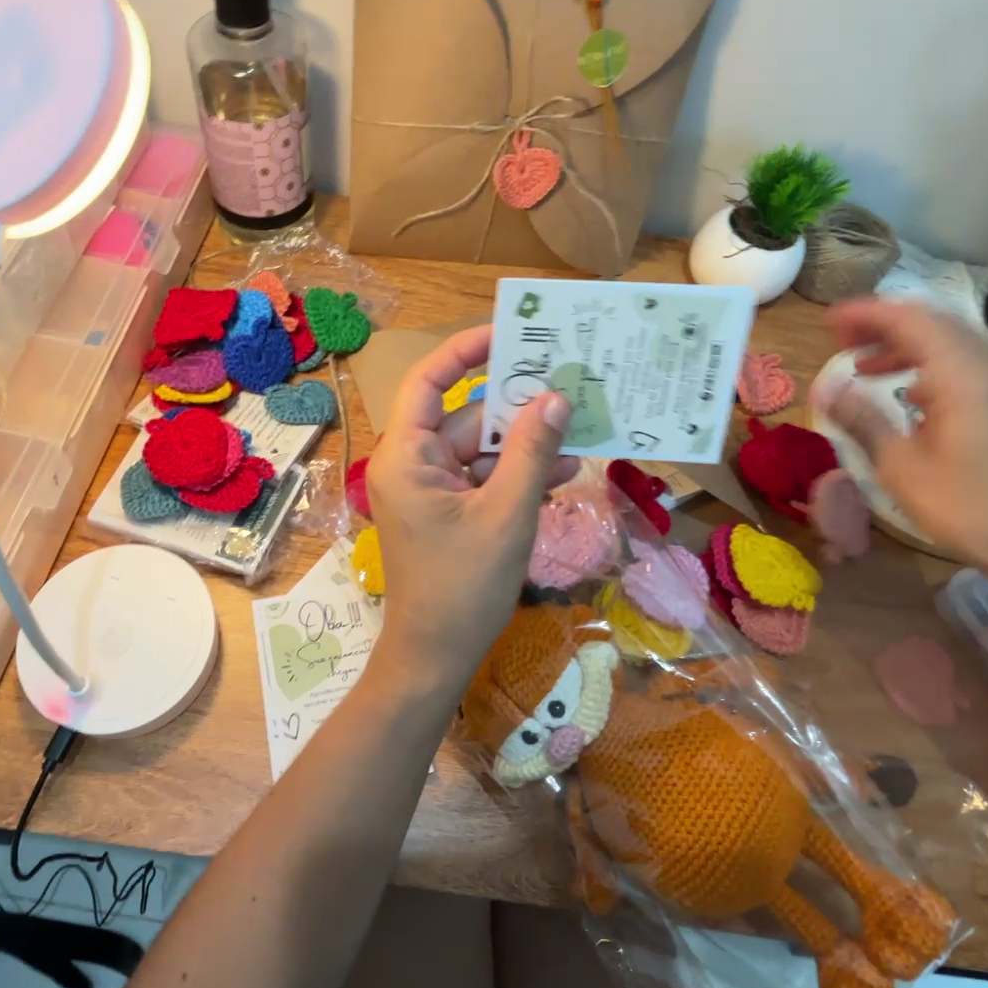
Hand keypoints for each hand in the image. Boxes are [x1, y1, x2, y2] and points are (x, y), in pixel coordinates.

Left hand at [364, 326, 577, 696]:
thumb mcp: (507, 514)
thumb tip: (556, 398)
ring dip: (526, 444)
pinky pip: (482, 478)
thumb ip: (532, 453)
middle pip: (465, 415)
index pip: (429, 381)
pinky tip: (564, 471)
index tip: (511, 332)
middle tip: (568, 380)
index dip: (466, 350)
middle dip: (516, 405)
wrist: (436, 655)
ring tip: (580, 427)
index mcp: (407, 456)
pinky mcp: (445, 512)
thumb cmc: (463, 585)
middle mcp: (411, 464)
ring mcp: (428, 489)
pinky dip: (516, 475)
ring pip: (480, 448)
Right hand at [821, 299, 987, 584]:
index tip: (830, 322)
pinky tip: (924, 402)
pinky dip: (943, 370)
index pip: (911, 319)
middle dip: (887, 329)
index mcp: (968, 373)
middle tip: (844, 345)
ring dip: (913, 351)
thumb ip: (863, 420)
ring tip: (873, 373)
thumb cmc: (976, 511)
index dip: (866, 314)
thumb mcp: (902, 469)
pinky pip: (984, 368)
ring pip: (963, 347)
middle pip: (939, 326)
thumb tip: (827, 389)